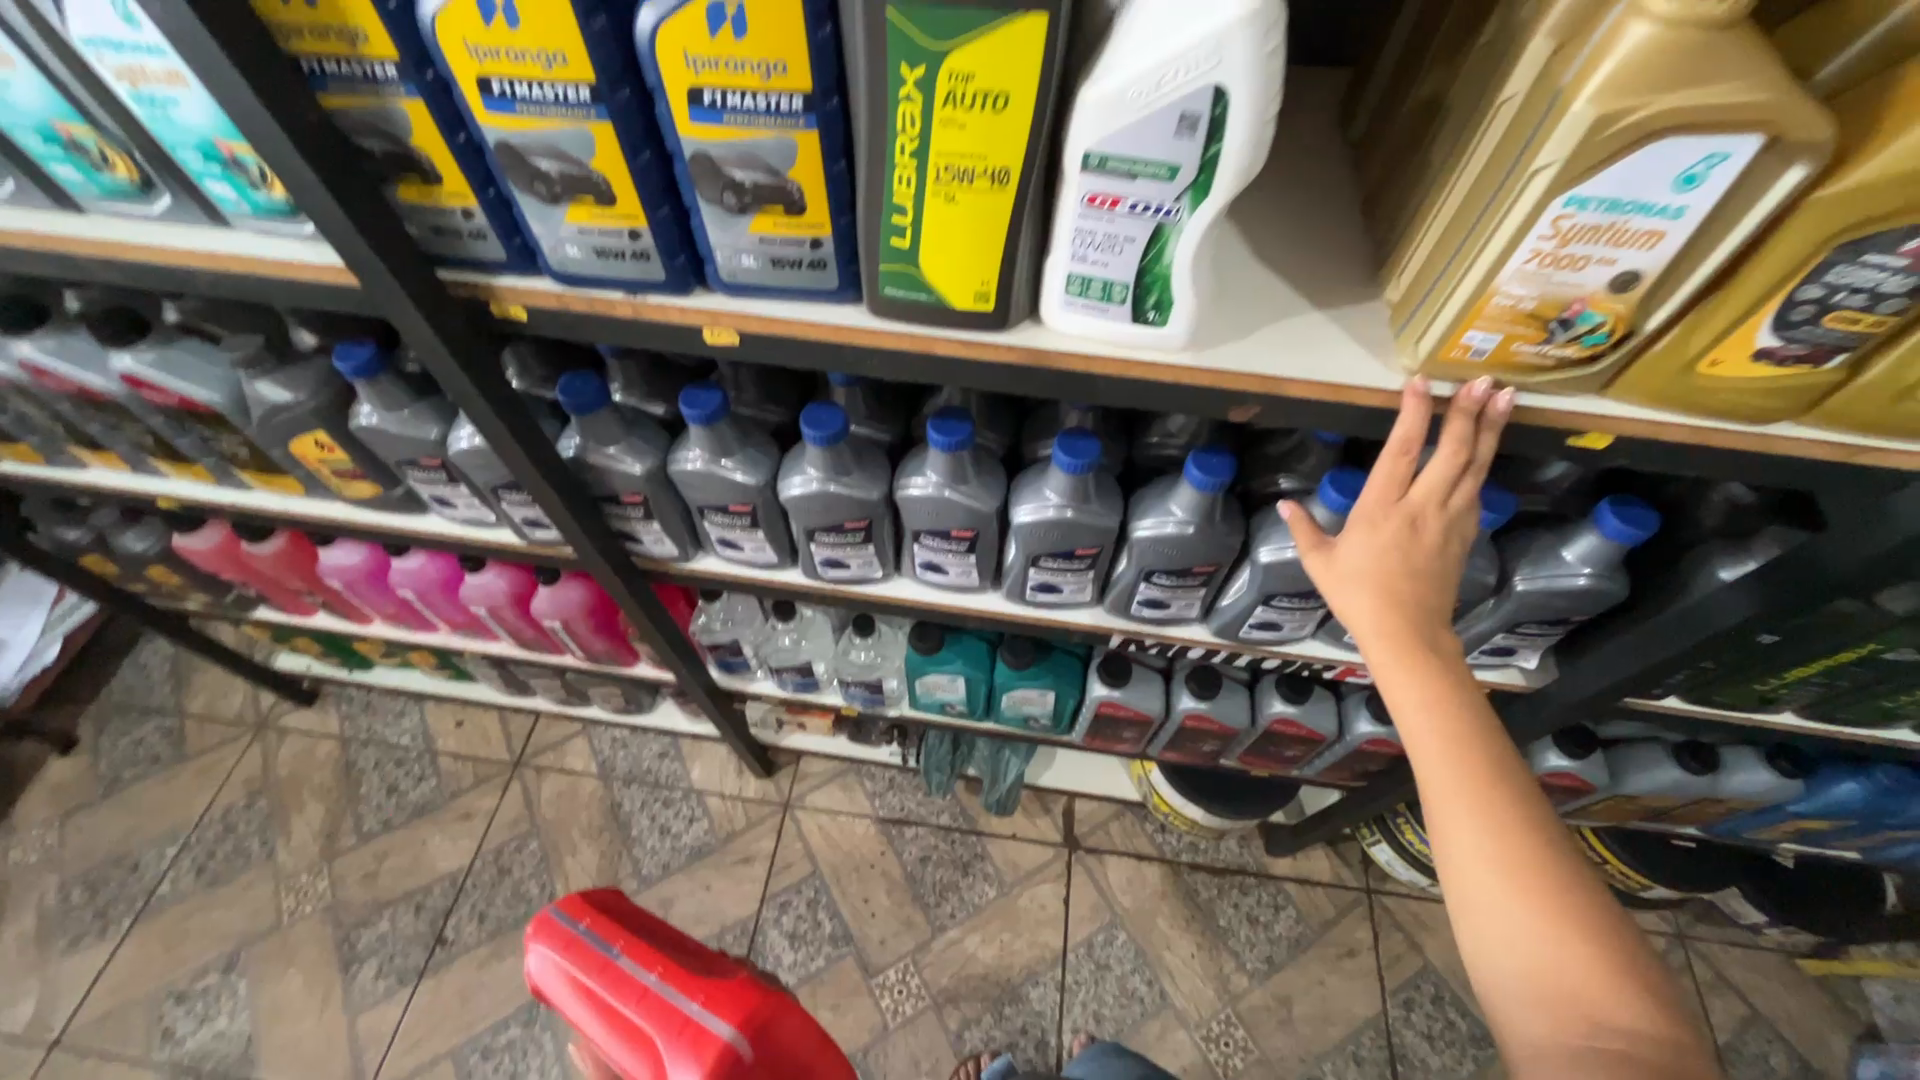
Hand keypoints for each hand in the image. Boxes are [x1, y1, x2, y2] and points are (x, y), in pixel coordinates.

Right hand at [1285, 376, 1513, 656]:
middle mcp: (1421, 505)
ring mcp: (1450, 519)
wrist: (1406, 631)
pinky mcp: (1465, 534)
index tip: (1420, 383)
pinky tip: (1488, 449)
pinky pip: (1477, 490)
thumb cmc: (1357, 595)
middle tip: (1483, 380)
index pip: (1402, 449)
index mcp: (1381, 507)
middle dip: (1468, 411)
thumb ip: (1302, 529)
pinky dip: (1484, 464)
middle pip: (1453, 450)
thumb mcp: (1319, 562)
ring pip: (1476, 465)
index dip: (1413, 413)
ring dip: (1491, 429)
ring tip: (1506, 398)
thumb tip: (1283, 505)